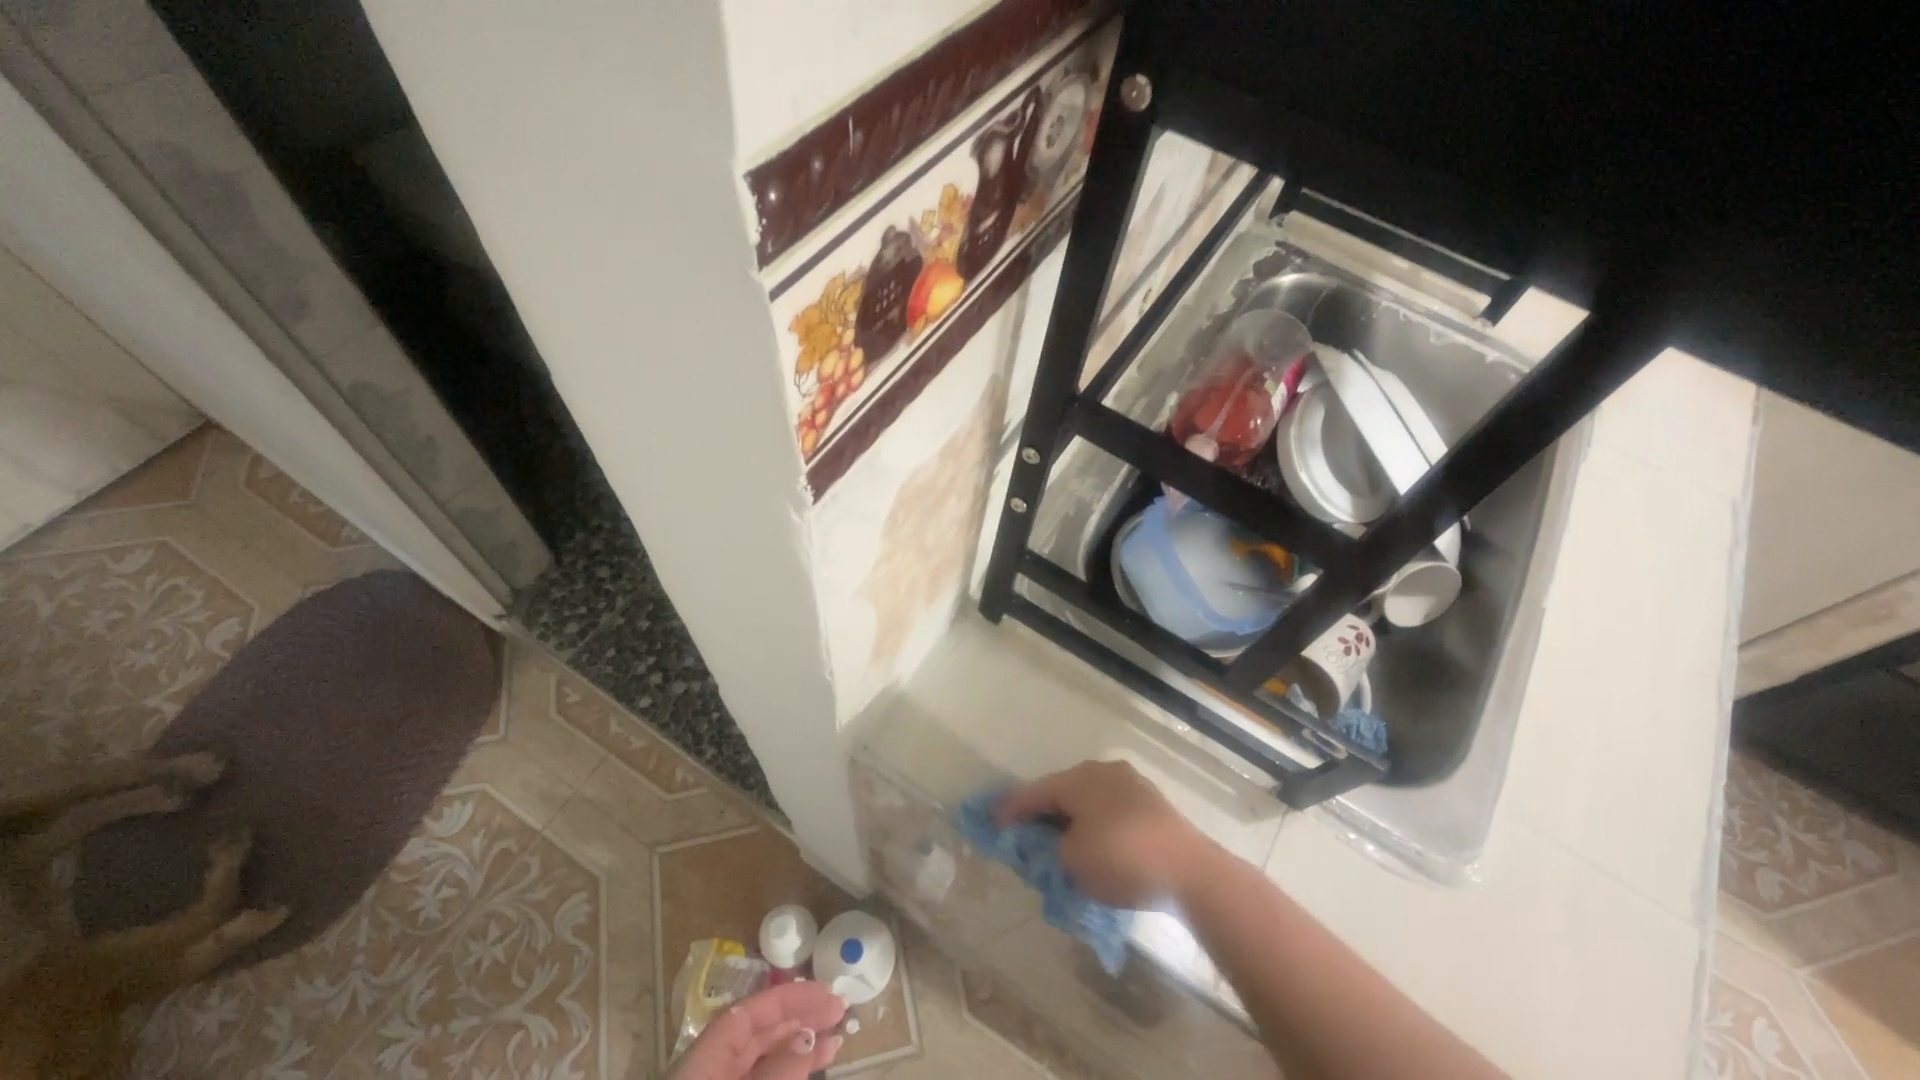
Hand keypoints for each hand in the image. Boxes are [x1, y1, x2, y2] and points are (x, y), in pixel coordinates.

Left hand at [668, 981, 846, 1079]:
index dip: (785, 998)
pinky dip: (790, 1071)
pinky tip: (815, 1065)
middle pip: (756, 1034)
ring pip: (763, 1060)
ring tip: (837, 1037)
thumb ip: (776, 1071)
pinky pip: (764, 1079)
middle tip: (840, 1008)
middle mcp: (708, 1070)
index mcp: (700, 1060)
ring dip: (800, 1046)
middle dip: (799, 1018)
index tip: (825, 991)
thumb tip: (808, 1034)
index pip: (745, 1014)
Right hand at [995, 759, 1217, 908]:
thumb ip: (1048, 850)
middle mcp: (1104, 772)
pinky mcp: (1152, 807)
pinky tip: (1090, 848)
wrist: (1190, 872)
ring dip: (1070, 822)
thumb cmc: (1120, 859)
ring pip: (1088, 802)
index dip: (1010, 810)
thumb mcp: (1070, 860)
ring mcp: (1132, 787)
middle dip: (1042, 816)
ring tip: (1056, 846)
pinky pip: (1109, 813)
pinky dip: (1094, 828)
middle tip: (1023, 837)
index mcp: (1079, 778)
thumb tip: (1051, 845)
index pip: (1034, 792)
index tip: (990, 823)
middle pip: (1062, 793)